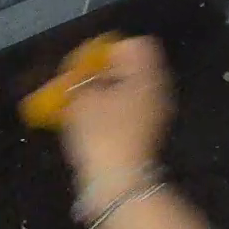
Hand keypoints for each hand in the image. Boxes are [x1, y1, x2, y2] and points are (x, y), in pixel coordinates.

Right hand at [60, 36, 173, 193]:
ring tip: (73, 103)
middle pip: (127, 67)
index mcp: (147, 76)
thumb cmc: (102, 134)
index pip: (134, 45)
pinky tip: (83, 121)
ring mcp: (150, 113)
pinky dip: (101, 110)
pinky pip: (119, 109)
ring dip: (97, 91)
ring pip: (121, 89)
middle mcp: (154, 91)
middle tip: (74, 83)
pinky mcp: (139, 132)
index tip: (85, 64)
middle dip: (97, 71)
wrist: (118, 184)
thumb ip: (80, 77)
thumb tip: (81, 72)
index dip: (107, 49)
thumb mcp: (82, 98)